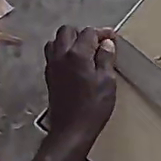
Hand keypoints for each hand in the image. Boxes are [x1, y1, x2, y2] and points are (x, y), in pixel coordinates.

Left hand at [45, 25, 117, 149]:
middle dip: (82, 33)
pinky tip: (74, 63)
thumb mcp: (107, 82)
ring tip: (84, 51)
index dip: (102, 33)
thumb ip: (106, 59)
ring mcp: (52, 65)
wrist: (71, 129)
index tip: (112, 38)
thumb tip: (106, 43)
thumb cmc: (93, 107)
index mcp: (77, 54)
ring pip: (56, 41)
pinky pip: (52, 54)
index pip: (88, 32)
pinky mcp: (48, 75)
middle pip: (67, 31)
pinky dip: (62, 52)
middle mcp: (61, 55)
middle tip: (97, 44)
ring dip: (69, 41)